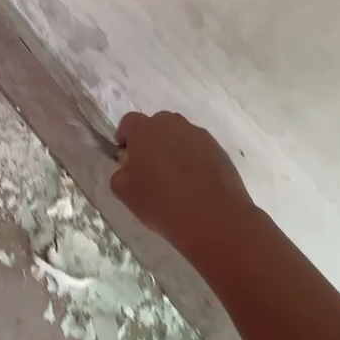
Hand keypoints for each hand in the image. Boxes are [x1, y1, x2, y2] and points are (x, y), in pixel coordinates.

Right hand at [111, 111, 255, 256]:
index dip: (126, 138)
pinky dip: (194, 161)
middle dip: (151, 143)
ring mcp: (198, 134)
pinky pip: (199, 149)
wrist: (213, 217)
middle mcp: (172, 124)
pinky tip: (195, 185)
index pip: (129, 122)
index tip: (127, 159)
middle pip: (157, 126)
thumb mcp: (126, 193)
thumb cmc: (162, 203)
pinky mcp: (218, 148)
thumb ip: (121, 173)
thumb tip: (129, 168)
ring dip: (174, 150)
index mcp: (145, 130)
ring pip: (180, 136)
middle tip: (151, 170)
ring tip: (176, 180)